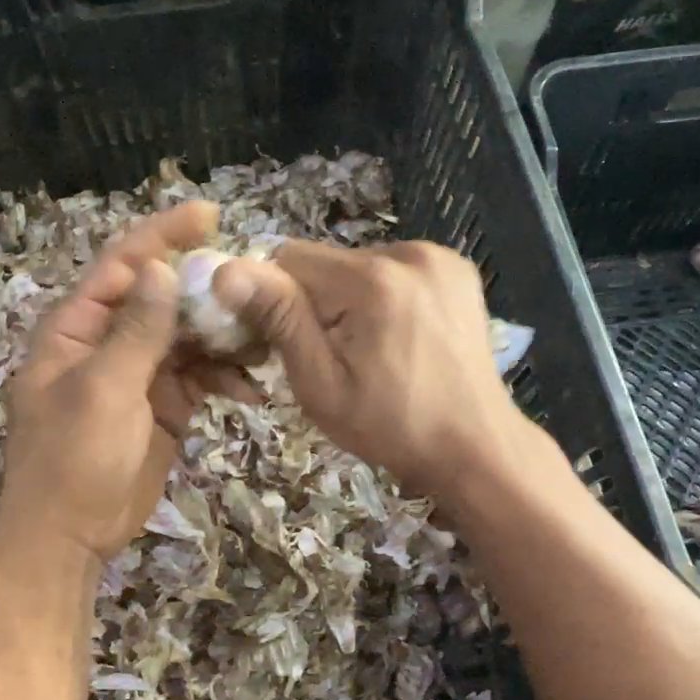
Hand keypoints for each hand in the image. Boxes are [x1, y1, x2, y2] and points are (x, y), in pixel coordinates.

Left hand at [0, 202, 253, 560]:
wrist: (69, 536)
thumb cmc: (71, 459)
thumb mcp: (103, 389)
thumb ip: (136, 330)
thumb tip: (161, 269)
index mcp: (78, 327)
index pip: (123, 265)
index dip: (163, 235)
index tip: (211, 213)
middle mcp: (109, 341)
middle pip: (163, 297)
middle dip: (208, 289)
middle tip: (256, 284)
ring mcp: (139, 374)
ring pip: (188, 336)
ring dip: (224, 336)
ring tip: (264, 338)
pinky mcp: (164, 405)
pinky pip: (199, 377)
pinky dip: (224, 378)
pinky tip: (250, 389)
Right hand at [213, 240, 532, 498]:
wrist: (475, 446)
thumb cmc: (391, 426)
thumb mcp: (321, 384)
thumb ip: (277, 319)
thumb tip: (224, 270)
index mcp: (371, 280)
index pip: (286, 259)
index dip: (275, 299)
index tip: (285, 343)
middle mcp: (408, 252)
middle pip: (326, 262)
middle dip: (316, 302)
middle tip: (333, 357)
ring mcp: (440, 257)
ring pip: (359, 265)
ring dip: (351, 299)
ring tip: (372, 351)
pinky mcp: (458, 269)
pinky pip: (395, 269)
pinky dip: (385, 296)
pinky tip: (400, 336)